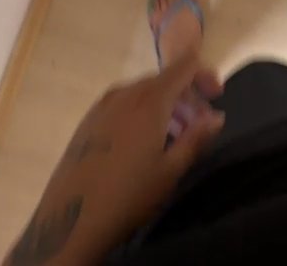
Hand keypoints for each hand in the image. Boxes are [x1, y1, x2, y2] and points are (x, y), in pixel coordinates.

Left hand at [3, 53, 225, 265]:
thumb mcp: (170, 170)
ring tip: (174, 138)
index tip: (217, 97)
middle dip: (187, 97)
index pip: (185, 65)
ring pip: (144, 92)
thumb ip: (197, 137)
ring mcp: (104, 104)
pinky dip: (142, 112)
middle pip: (165, 80)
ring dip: (166, 106)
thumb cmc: (128, 195)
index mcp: (150, 99)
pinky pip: (125, 103)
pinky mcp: (89, 119)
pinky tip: (143, 143)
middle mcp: (126, 92)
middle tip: (198, 127)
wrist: (69, 221)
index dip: (205, 75)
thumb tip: (218, 116)